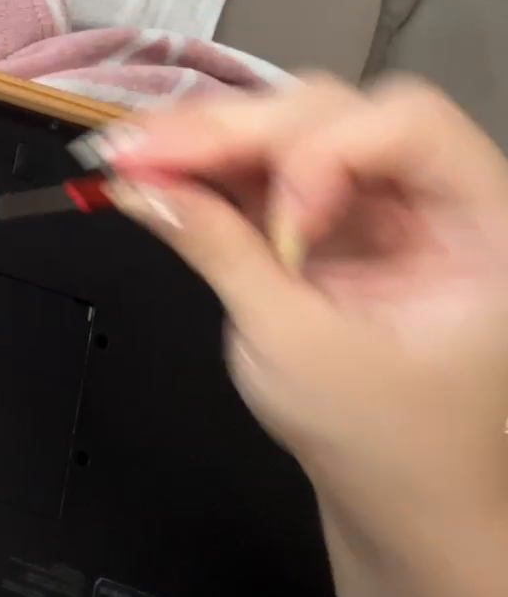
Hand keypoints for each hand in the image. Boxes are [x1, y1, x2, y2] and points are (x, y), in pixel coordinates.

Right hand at [96, 77, 507, 523]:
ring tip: (124, 153)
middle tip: (136, 151)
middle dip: (227, 129)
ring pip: (274, 128)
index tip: (273, 224)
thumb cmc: (375, 429)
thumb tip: (138, 187)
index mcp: (478, 226)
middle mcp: (420, 196)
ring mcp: (359, 202)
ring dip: (195, 136)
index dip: (323, 155)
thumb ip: (221, 250)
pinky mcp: (305, 216)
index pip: (403, 129)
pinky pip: (245, 168)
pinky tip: (142, 167)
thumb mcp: (294, 340)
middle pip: (323, 113)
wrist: (391, 483)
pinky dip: (189, 163)